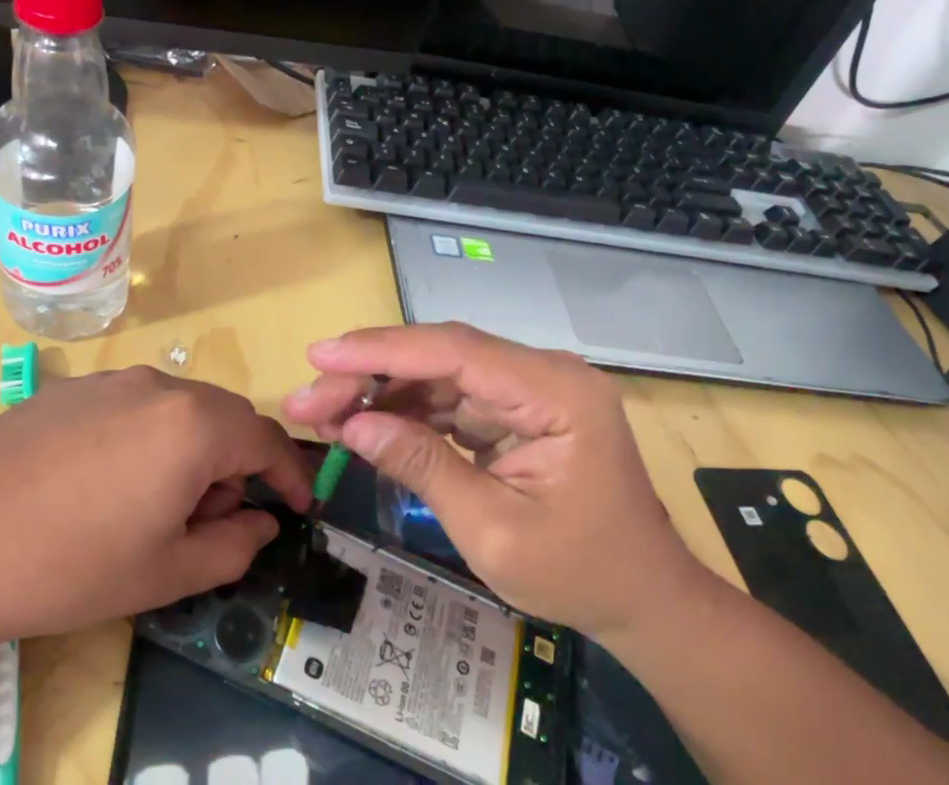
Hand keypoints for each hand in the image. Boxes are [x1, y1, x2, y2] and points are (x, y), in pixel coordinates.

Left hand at [0, 366, 311, 653]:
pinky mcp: (61, 390)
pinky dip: (142, 438)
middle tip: (215, 519)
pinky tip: (103, 484)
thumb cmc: (70, 568)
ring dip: (187, 450)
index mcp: (192, 424)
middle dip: (234, 465)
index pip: (265, 438)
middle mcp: (154, 385)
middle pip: (220, 417)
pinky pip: (126, 407)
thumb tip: (260, 521)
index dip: (290, 475)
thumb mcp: (166, 573)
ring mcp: (102, 381)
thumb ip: (234, 545)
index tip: (297, 507)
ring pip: (172, 409)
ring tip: (154, 505)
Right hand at [283, 323, 705, 637]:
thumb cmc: (578, 572)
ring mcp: (532, 392)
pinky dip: (406, 413)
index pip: (456, 352)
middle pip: (442, 358)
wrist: (641, 599)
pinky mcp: (517, 413)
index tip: (320, 355)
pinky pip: (452, 401)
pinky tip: (362, 425)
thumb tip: (353, 424)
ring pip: (440, 376)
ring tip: (321, 414)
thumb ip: (423, 467)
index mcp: (557, 393)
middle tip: (307, 400)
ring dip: (381, 394)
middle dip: (370, 375)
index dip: (382, 350)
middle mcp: (545, 376)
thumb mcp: (492, 529)